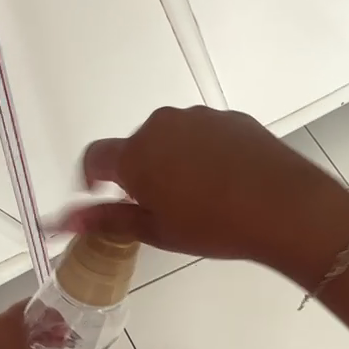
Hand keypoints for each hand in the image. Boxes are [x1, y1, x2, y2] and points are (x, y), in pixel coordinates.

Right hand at [67, 106, 348, 287]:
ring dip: (172, 160)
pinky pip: (203, 134)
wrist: (284, 207)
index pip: (95, 157)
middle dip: (139, 171)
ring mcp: (198, 117)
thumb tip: (63, 220)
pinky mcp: (231, 117)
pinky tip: (224, 182)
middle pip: (136, 146)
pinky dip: (202, 153)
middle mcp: (161, 125)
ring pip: (171, 138)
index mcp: (136, 154)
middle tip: (159, 206)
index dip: (92, 178)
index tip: (102, 195)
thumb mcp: (156, 230)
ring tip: (197, 196)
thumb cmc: (214, 226)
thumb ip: (107, 220)